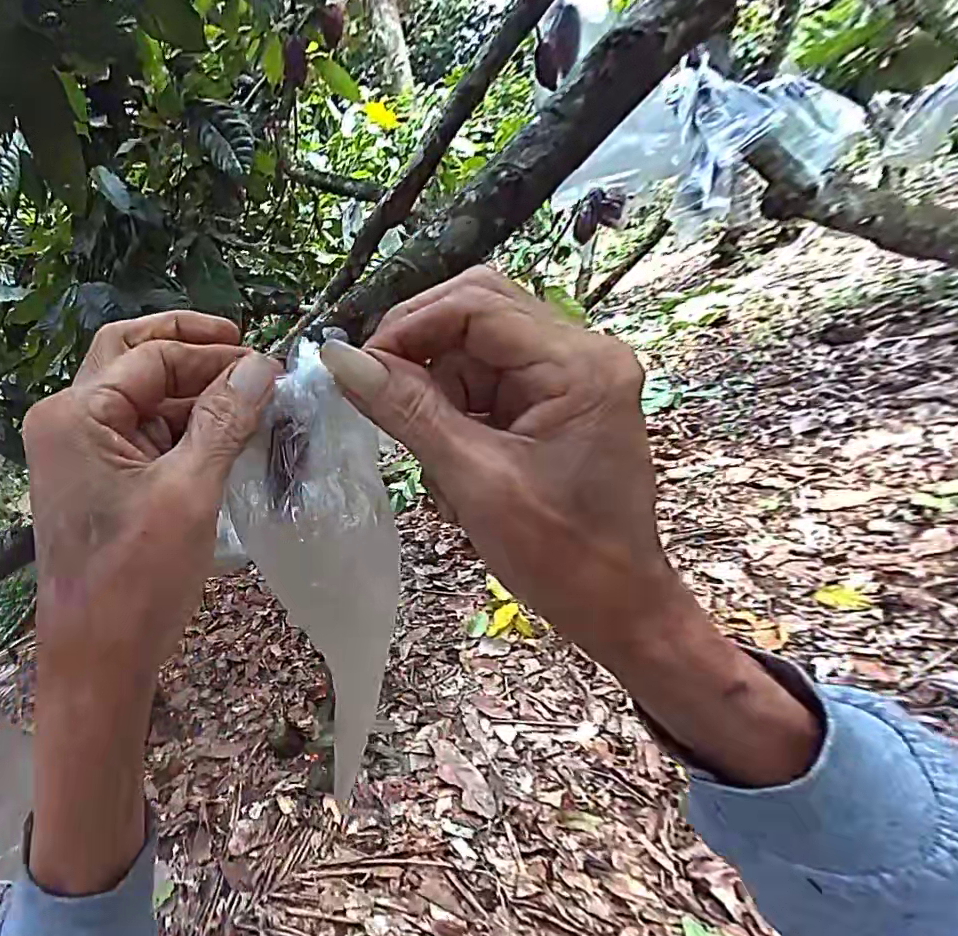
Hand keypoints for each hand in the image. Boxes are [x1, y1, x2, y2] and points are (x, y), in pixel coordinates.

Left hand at [23, 313, 279, 891]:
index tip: (268, 363)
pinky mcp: (97, 483)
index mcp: (76, 415)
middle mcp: (67, 423)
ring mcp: (79, 454)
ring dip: (192, 395)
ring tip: (250, 403)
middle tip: (248, 357)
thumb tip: (260, 364)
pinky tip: (225, 438)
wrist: (99, 661)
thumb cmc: (139, 580)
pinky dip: (181, 430)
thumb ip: (223, 421)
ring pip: (140, 399)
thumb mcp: (189, 492)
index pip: (150, 355)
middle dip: (191, 352)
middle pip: (132, 359)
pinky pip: (142, 437)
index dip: (212, 353)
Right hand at [322, 267, 672, 652]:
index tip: (357, 371)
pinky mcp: (548, 408)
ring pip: (469, 358)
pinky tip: (455, 474)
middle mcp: (577, 356)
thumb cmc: (561, 554)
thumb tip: (342, 362)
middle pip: (474, 319)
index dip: (406, 328)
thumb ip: (408, 412)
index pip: (476, 306)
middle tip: (379, 402)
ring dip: (434, 403)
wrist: (615, 607)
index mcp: (578, 365)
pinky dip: (451, 423)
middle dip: (418, 360)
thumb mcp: (474, 480)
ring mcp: (564, 381)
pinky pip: (480, 391)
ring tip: (439, 469)